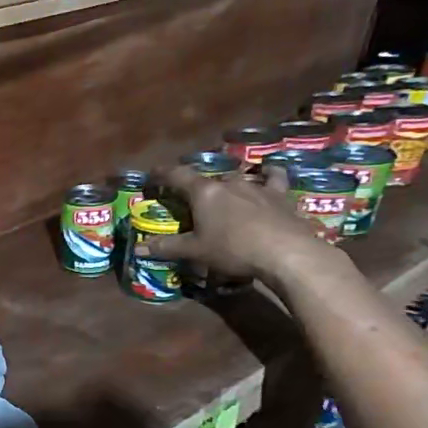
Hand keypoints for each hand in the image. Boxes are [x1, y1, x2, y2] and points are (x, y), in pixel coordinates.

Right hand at [144, 165, 340, 285]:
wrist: (288, 253)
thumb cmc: (233, 249)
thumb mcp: (194, 251)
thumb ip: (166, 247)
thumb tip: (138, 249)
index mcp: (204, 192)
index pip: (177, 175)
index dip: (162, 174)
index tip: (152, 174)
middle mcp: (230, 183)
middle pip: (208, 177)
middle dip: (196, 184)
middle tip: (189, 195)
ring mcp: (258, 187)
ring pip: (240, 176)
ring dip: (230, 180)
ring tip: (226, 187)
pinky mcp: (282, 196)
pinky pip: (275, 178)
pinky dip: (270, 174)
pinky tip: (268, 174)